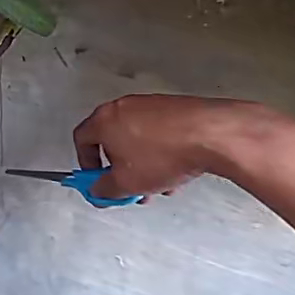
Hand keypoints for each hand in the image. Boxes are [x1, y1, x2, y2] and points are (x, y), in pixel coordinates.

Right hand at [73, 94, 281, 199]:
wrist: (213, 136)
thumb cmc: (167, 153)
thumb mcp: (127, 184)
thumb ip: (105, 189)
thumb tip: (99, 190)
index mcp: (103, 120)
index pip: (81, 140)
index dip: (87, 163)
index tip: (97, 178)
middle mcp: (123, 107)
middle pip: (111, 139)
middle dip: (120, 167)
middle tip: (128, 185)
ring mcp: (149, 105)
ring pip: (137, 137)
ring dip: (143, 161)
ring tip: (160, 183)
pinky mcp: (174, 107)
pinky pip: (159, 131)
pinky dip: (162, 150)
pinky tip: (177, 169)